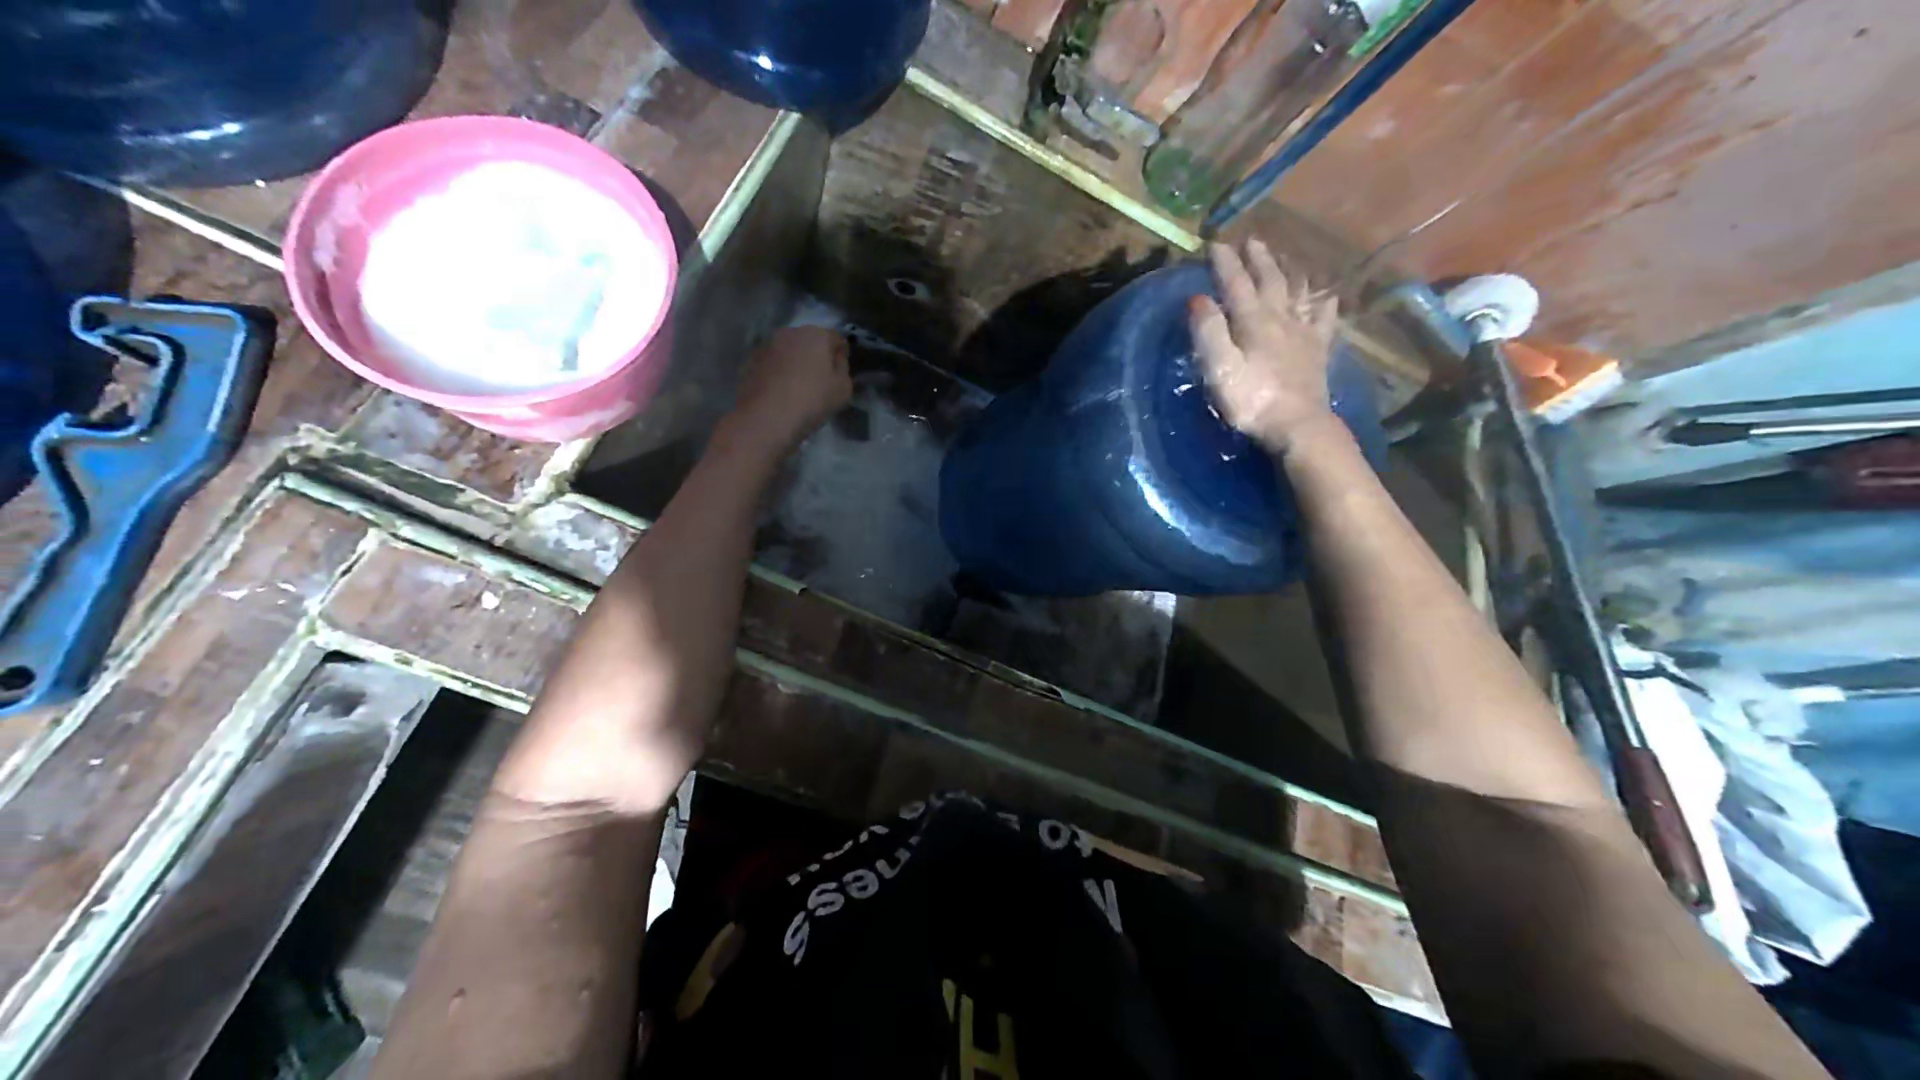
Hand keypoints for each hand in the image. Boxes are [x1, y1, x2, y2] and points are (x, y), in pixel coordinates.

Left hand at [728, 326, 852, 451]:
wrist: (766, 418)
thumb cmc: (812, 400)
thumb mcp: (843, 389)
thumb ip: (843, 369)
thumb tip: (835, 360)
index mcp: (815, 335)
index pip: (836, 338)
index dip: (841, 354)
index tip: (840, 372)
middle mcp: (789, 333)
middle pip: (809, 342)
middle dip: (815, 356)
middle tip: (820, 380)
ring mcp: (767, 347)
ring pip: (788, 352)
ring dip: (794, 364)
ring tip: (797, 388)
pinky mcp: (750, 362)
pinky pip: (771, 365)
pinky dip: (777, 374)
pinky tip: (780, 393)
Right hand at [1190, 240, 1340, 454]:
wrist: (1297, 425)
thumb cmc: (1251, 400)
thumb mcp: (1220, 368)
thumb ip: (1208, 332)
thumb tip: (1198, 298)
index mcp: (1253, 321)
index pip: (1236, 284)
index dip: (1225, 263)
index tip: (1214, 244)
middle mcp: (1280, 318)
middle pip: (1270, 280)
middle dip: (1258, 260)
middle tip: (1251, 241)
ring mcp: (1303, 333)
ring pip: (1297, 291)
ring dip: (1288, 271)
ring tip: (1283, 257)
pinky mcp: (1318, 350)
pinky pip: (1325, 317)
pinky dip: (1324, 301)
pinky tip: (1326, 294)